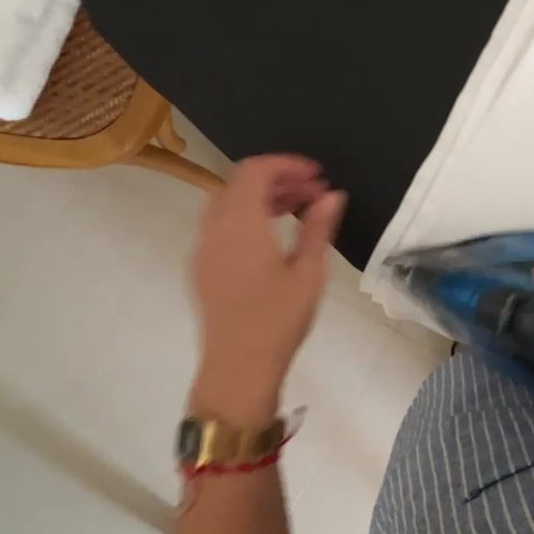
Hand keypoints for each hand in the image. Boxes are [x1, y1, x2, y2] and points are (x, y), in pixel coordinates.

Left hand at [189, 156, 345, 423]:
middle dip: (278, 180)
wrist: (238, 368)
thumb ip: (318, 227)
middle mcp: (214, 229)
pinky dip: (247, 217)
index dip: (287, 164)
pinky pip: (221, 226)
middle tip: (315, 194)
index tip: (318, 175)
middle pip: (239, 184)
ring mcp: (203, 249)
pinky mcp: (202, 268)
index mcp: (240, 224)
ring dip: (262, 198)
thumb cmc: (278, 319)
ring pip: (228, 204)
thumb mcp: (309, 271)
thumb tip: (332, 195)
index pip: (256, 171)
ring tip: (299, 211)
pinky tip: (274, 237)